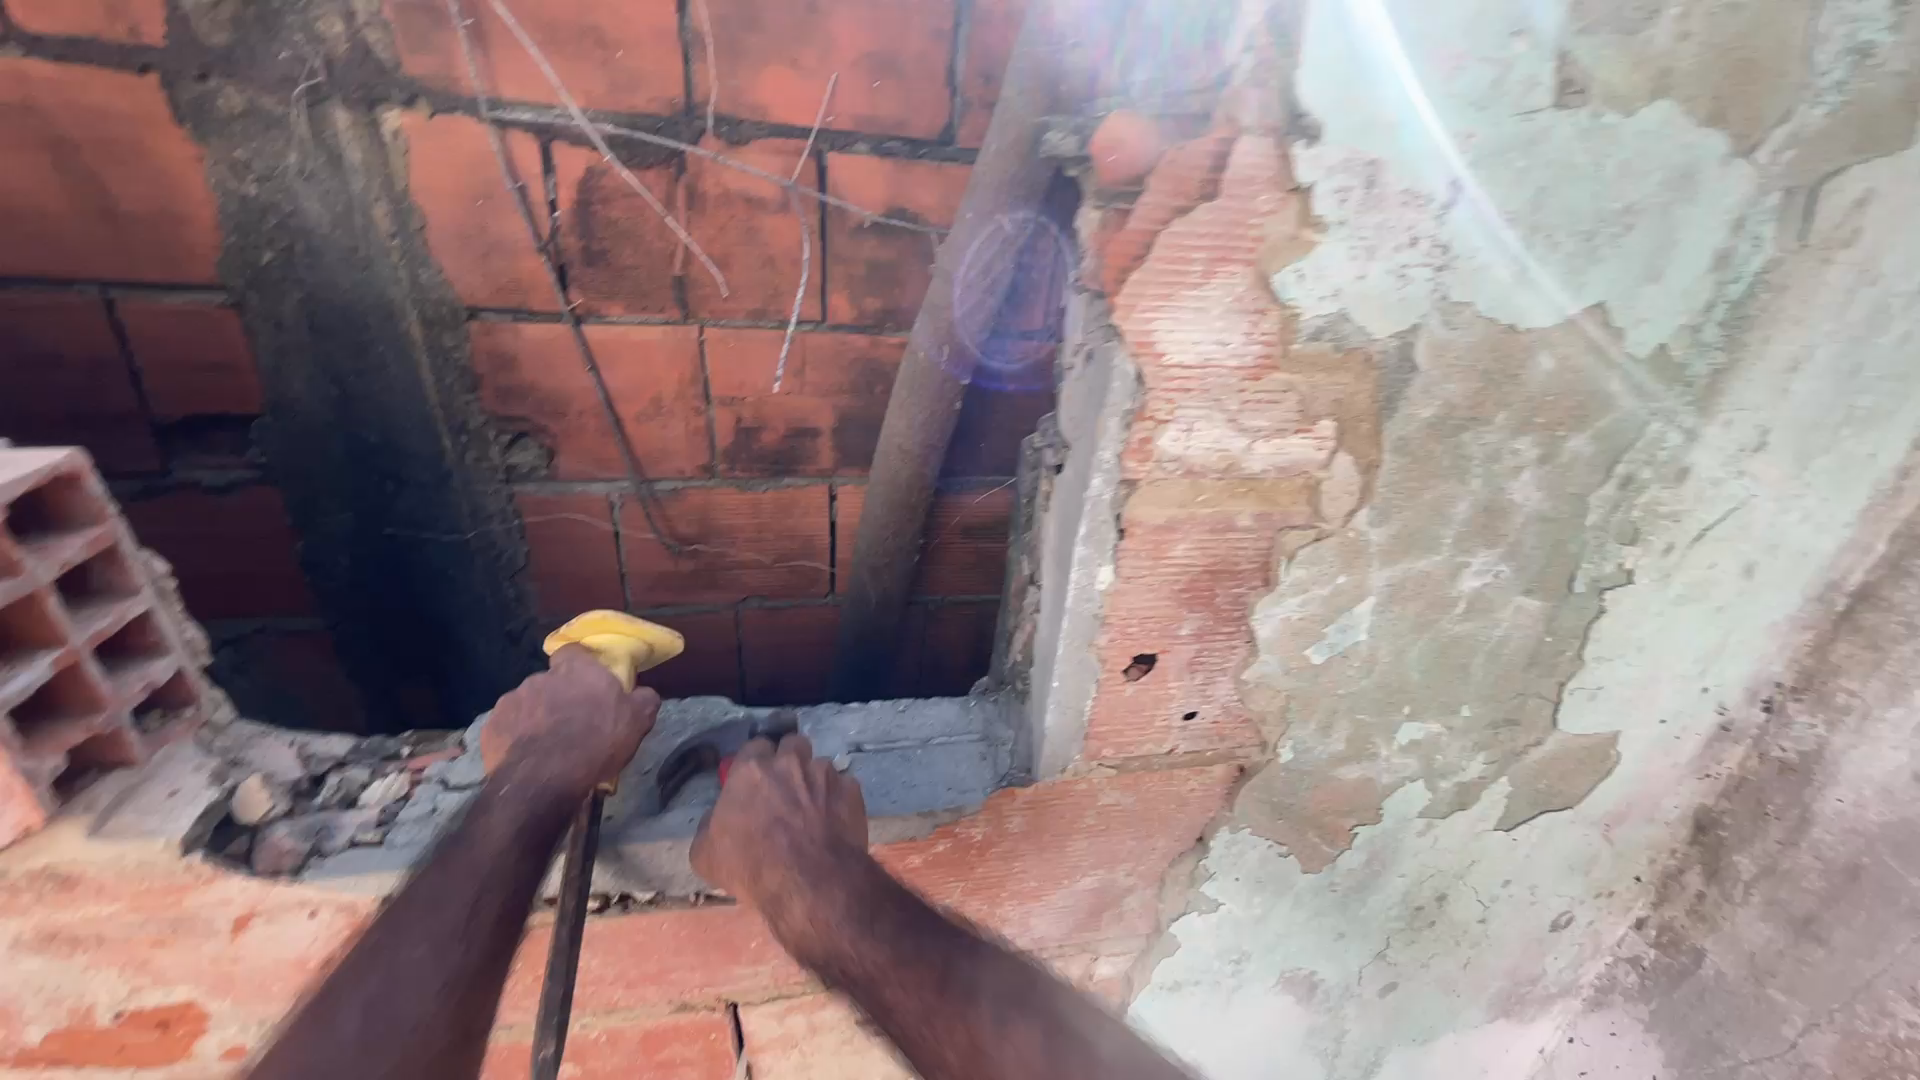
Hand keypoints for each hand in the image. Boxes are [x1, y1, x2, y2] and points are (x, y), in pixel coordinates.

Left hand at [480, 644, 660, 791]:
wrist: (542, 781)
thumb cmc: (596, 742)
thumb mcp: (638, 721)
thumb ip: (644, 699)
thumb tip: (643, 693)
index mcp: (576, 670)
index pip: (573, 651)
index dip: (579, 664)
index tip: (588, 682)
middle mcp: (540, 678)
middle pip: (551, 681)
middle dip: (559, 696)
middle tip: (574, 721)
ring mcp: (511, 701)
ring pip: (528, 704)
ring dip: (537, 717)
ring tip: (549, 744)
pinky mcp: (491, 728)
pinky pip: (508, 728)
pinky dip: (517, 738)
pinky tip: (528, 757)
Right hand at [691, 733, 868, 906]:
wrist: (808, 882)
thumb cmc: (750, 866)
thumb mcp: (706, 853)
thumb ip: (711, 823)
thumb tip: (717, 817)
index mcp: (752, 769)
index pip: (755, 746)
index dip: (756, 762)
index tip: (756, 780)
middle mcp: (790, 761)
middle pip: (792, 744)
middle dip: (790, 759)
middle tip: (787, 786)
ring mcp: (824, 772)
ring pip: (820, 764)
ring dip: (815, 780)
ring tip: (813, 807)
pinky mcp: (851, 789)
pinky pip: (844, 786)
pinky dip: (838, 799)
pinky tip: (834, 821)